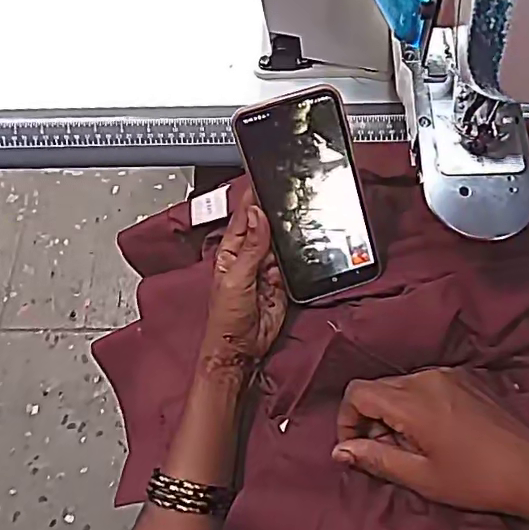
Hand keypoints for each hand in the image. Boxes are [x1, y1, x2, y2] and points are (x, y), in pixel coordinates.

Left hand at [198, 203, 285, 378]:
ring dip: (287, 236)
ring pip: (280, 244)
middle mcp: (249, 257)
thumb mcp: (237, 278)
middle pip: (265, 227)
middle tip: (289, 196)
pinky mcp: (282, 282)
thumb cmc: (226, 319)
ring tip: (298, 219)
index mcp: (231, 251)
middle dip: (275, 215)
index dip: (253, 200)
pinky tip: (302, 248)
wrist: (242, 348)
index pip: (243, 218)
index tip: (263, 180)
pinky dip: (297, 257)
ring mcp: (266, 269)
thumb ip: (250, 246)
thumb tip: (256, 214)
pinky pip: (292, 263)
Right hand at [332, 368, 528, 529]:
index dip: (347, 420)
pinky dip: (415, 405)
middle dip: (370, 419)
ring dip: (393, 413)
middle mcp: (428, 378)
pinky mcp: (464, 379)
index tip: (357, 448)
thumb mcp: (420, 476)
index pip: (358, 393)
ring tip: (413, 447)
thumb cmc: (476, 479)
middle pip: (377, 388)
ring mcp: (448, 375)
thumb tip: (340, 451)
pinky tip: (433, 434)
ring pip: (400, 387)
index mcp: (414, 401)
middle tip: (385, 453)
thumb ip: (374, 458)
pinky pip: (423, 385)